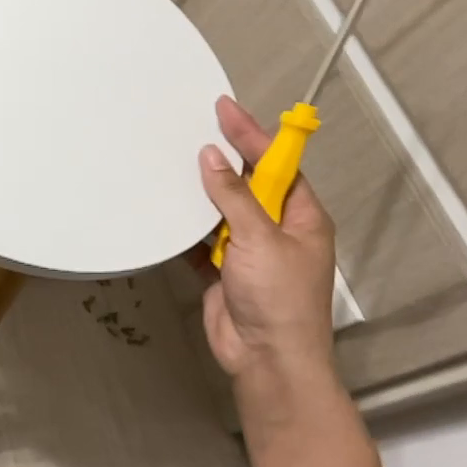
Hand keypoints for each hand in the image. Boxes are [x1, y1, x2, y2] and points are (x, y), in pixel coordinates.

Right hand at [194, 97, 338, 391]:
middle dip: (223, 158)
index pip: (276, 164)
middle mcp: (277, 229)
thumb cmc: (278, 298)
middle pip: (247, 183)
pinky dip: (184, 226)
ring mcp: (248, 250)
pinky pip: (199, 238)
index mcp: (302, 217)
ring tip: (171, 164)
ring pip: (220, 210)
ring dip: (199, 193)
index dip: (251, 134)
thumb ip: (233, 197)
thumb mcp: (260, 240)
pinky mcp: (222, 269)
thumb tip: (211, 157)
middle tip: (193, 128)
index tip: (224, 108)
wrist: (265, 358)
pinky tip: (164, 209)